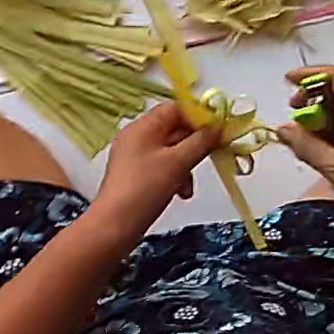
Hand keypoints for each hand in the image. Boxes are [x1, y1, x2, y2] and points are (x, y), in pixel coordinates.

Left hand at [91, 101, 222, 240]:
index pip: (175, 108)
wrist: (115, 224)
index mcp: (143, 126)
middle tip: (211, 157)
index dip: (198, 116)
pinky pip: (160, 167)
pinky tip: (180, 193)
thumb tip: (217, 127)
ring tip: (188, 187)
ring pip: (170, 151)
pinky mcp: (134, 174)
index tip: (218, 131)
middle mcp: (136, 136)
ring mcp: (133, 156)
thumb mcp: (178, 162)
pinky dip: (174, 176)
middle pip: (173, 129)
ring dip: (186, 165)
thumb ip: (201, 141)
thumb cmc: (145, 188)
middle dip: (194, 145)